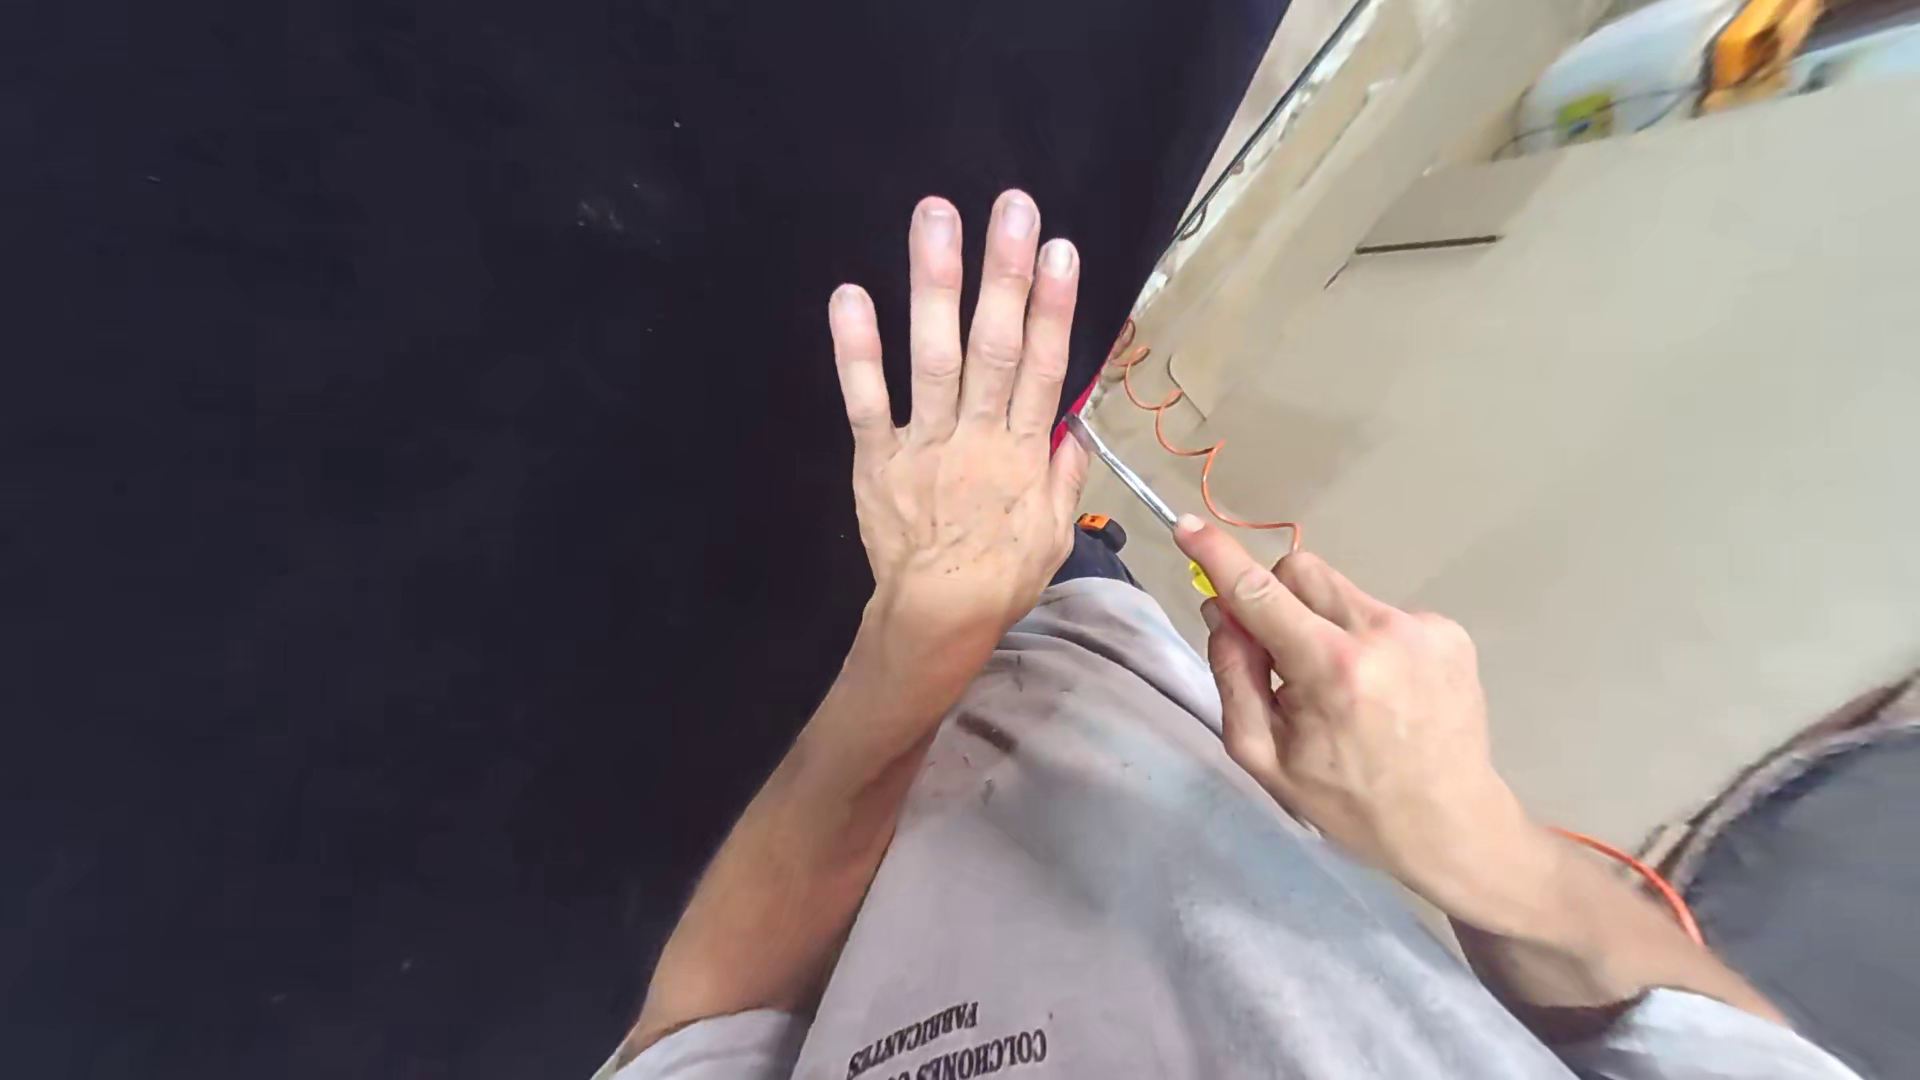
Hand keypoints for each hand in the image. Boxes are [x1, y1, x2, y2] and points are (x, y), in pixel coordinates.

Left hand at [828, 191, 1087, 646]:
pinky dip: (857, 351)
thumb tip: (1074, 424)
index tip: (1057, 250)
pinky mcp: (877, 458)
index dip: (1051, 307)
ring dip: (935, 288)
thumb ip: (1065, 473)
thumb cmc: (1001, 575)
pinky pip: (866, 401)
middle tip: (1009, 209)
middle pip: (994, 347)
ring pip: (933, 358)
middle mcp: (977, 437)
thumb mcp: (1054, 532)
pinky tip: (850, 296)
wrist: (938, 615)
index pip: (1043, 368)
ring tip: (936, 221)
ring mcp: (924, 444)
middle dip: (1003, 275)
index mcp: (1022, 454)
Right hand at [1175, 517, 1548, 923]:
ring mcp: (1426, 628)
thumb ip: (1232, 674)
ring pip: (1333, 586)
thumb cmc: (1344, 800)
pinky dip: (1352, 632)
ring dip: (1312, 617)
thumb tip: (1221, 610)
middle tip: (1276, 654)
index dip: (1217, 557)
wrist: (1457, 830)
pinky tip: (1372, 682)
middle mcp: (1384, 635)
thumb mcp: (1261, 753)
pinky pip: (1369, 606)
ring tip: (1333, 677)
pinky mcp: (1449, 631)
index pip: (1259, 595)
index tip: (1186, 527)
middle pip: (1298, 571)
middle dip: (1272, 598)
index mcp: (1332, 672)